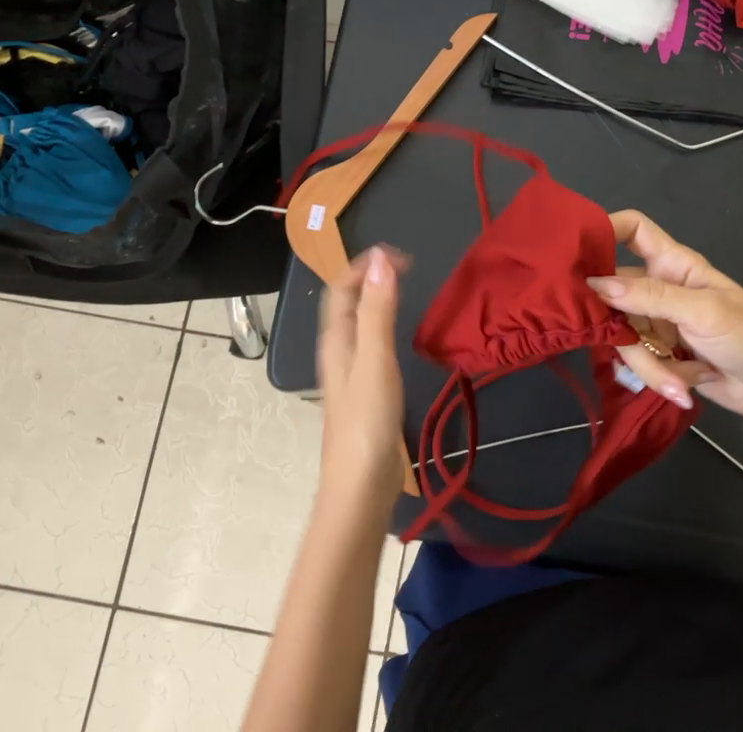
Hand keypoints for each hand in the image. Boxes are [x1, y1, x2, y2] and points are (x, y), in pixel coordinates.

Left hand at [316, 245, 409, 514]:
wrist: (360, 487)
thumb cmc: (367, 423)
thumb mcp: (375, 361)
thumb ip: (378, 312)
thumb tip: (379, 260)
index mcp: (336, 341)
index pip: (340, 289)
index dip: (363, 264)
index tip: (399, 254)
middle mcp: (338, 353)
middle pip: (346, 305)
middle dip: (368, 278)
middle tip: (405, 266)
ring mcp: (349, 376)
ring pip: (357, 326)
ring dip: (375, 301)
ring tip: (402, 290)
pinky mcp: (364, 396)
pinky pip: (369, 348)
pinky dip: (382, 329)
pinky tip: (398, 341)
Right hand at [589, 210, 742, 425]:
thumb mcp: (703, 312)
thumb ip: (650, 298)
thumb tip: (595, 285)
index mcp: (672, 263)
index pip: (632, 230)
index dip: (604, 231)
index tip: (574, 252)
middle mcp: (658, 288)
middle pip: (612, 291)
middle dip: (612, 319)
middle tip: (617, 339)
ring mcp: (656, 323)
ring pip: (622, 334)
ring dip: (647, 362)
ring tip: (677, 380)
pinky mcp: (659, 355)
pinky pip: (636, 361)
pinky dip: (656, 377)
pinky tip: (681, 388)